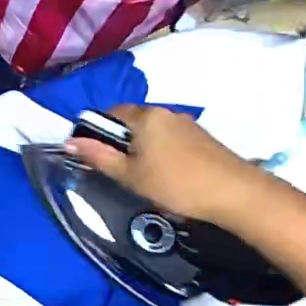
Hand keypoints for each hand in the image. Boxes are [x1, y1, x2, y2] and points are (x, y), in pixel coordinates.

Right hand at [65, 105, 277, 225]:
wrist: (236, 194)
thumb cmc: (175, 184)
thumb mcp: (129, 175)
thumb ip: (98, 156)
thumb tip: (69, 142)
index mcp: (144, 116)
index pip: (109, 113)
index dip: (96, 132)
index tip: (95, 156)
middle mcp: (165, 112)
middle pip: (131, 120)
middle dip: (120, 140)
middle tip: (118, 169)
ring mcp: (186, 122)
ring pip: (151, 130)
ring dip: (141, 146)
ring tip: (142, 175)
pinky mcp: (201, 136)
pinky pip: (169, 136)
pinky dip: (160, 150)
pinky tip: (166, 174)